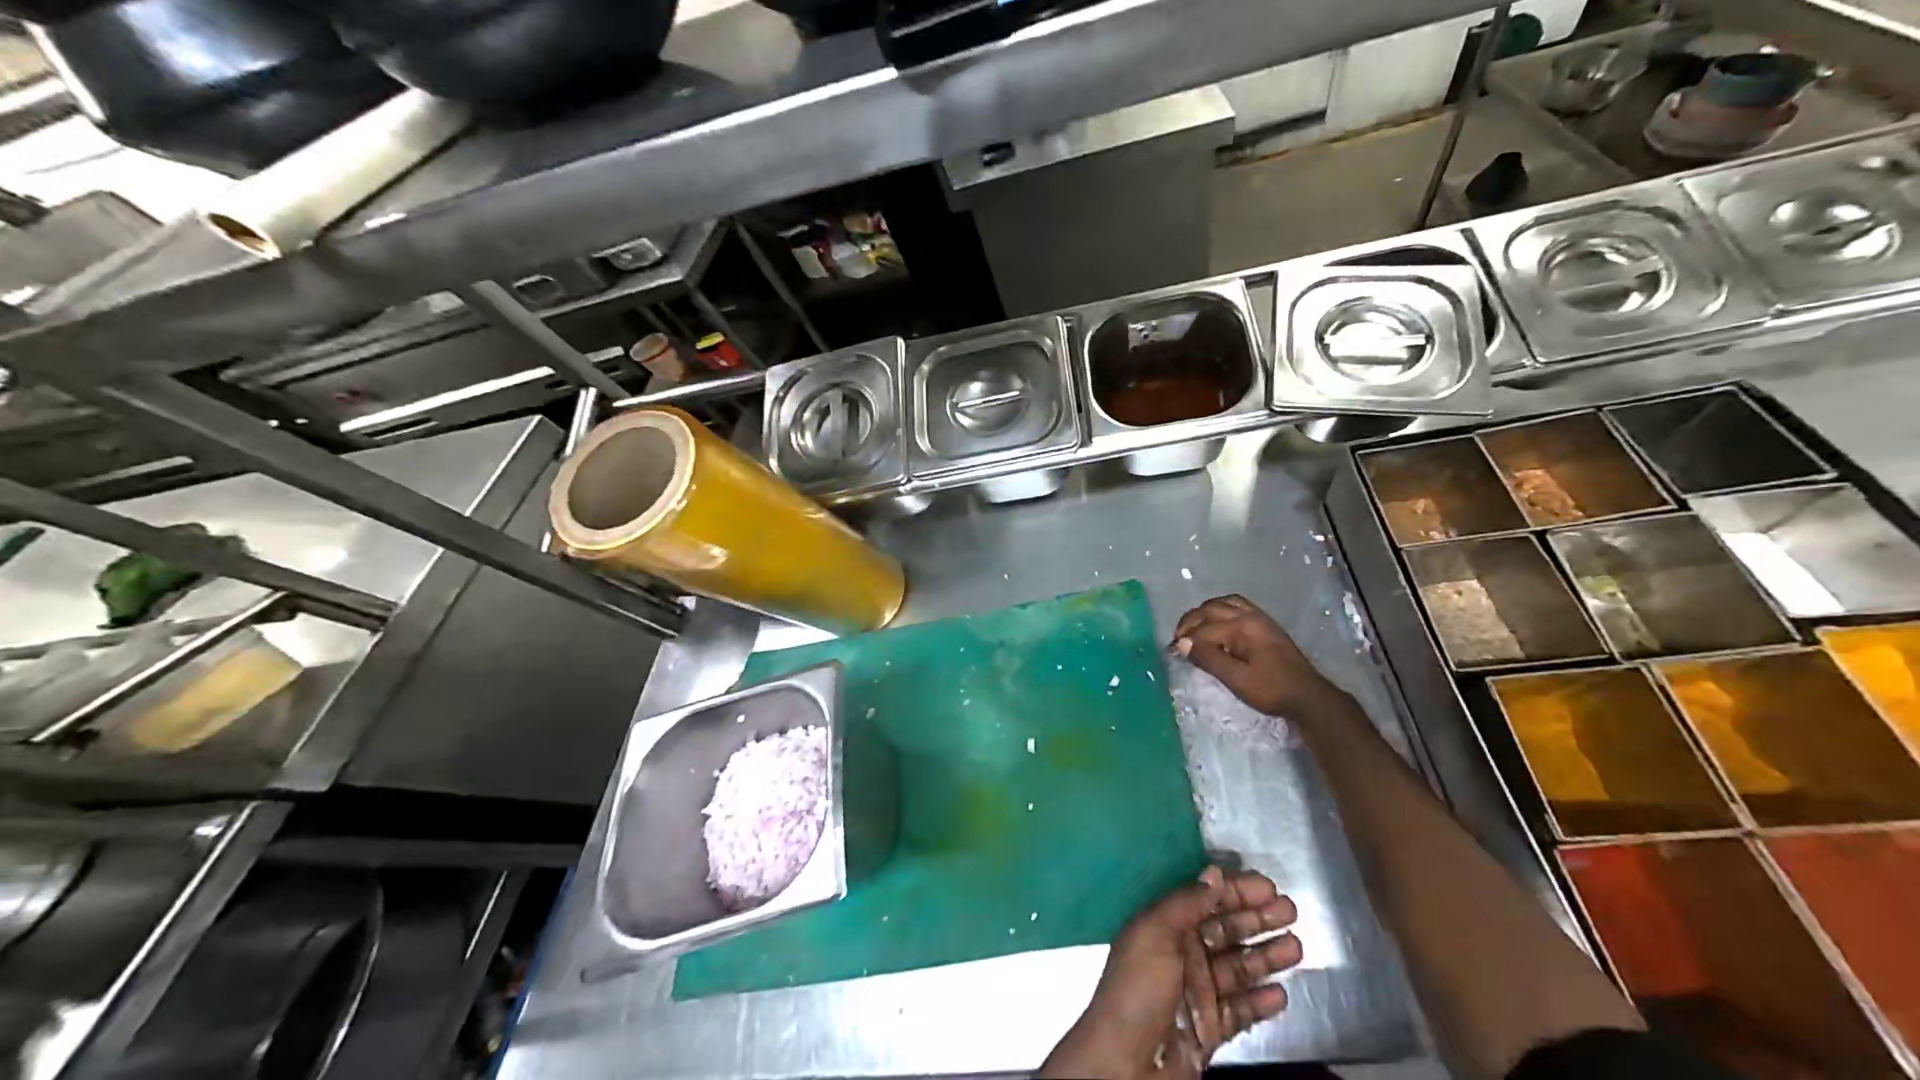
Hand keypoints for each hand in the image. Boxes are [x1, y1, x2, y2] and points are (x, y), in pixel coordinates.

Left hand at [1039, 866, 1301, 1079]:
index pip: (1206, 901)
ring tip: (1295, 948)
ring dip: (1266, 957)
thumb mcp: (1155, 934)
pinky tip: (1280, 994)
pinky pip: (1241, 1010)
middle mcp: (1183, 955)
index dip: (1236, 892)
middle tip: (1290, 910)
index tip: (1268, 886)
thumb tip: (1214, 872)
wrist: (1127, 1061)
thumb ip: (1186, 903)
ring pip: (1239, 969)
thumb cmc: (1138, 988)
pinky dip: (1260, 1002)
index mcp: (1166, 928)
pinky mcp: (1211, 1028)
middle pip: (1226, 931)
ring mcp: (1198, 992)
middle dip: (1257, 919)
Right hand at [1171, 595, 1335, 716]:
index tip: (1170, 652)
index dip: (1184, 640)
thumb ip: (1208, 659)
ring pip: (1223, 604)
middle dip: (1190, 622)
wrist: (1308, 697)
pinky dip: (1219, 610)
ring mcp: (1259, 618)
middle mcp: (1249, 615)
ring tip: (1192, 629)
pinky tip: (1215, 622)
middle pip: (1210, 609)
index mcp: (1242, 627)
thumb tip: (1181, 643)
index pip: (1204, 629)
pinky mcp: (1264, 624)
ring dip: (1203, 613)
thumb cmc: (1271, 690)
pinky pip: (1236, 606)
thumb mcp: (1236, 679)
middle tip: (1177, 640)